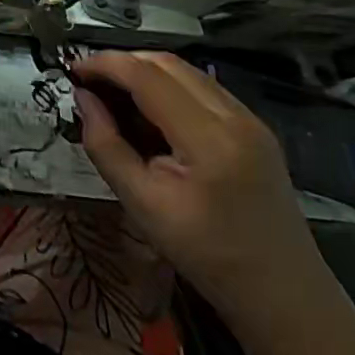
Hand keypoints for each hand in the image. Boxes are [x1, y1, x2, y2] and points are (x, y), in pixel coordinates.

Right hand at [71, 51, 317, 318]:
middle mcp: (234, 115)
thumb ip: (106, 146)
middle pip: (168, 63)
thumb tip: (82, 98)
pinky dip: (171, 86)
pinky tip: (152, 110)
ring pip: (187, 71)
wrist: (281, 292)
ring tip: (115, 92)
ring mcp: (250, 117)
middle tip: (90, 81)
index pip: (148, 76)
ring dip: (147, 71)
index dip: (106, 64)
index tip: (74, 70)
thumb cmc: (206, 256)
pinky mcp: (255, 125)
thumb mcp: (142, 206)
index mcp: (209, 139)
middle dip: (124, 62)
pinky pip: (205, 88)